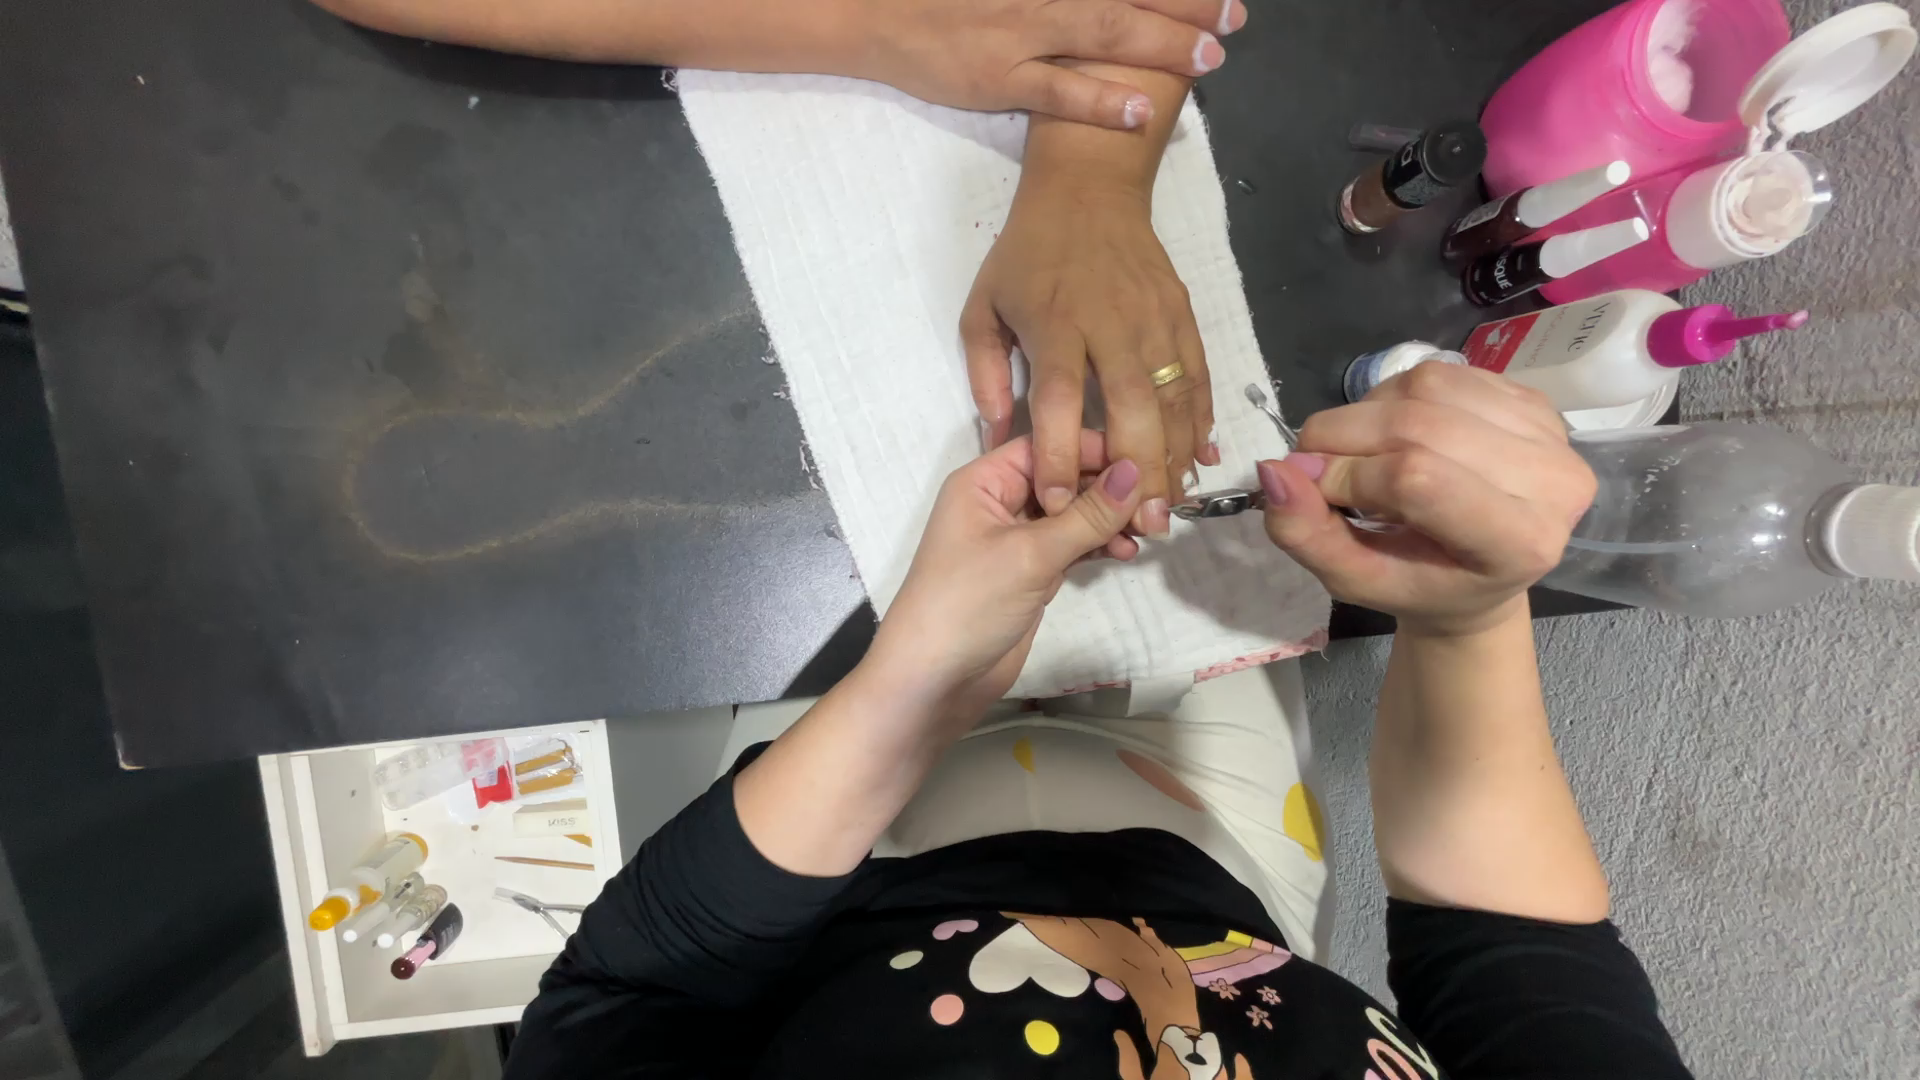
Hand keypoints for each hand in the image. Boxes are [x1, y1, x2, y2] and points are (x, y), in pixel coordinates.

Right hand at [858, 0, 1243, 129]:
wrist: (878, 10)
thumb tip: (1092, 4)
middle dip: (1188, 1)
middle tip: (1235, 14)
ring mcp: (1022, 30)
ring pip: (1107, 33)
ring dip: (1164, 44)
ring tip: (1211, 58)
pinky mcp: (1000, 76)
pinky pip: (1059, 90)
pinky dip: (1101, 100)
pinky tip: (1139, 110)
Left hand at [865, 432, 1144, 717]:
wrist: (936, 680)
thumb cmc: (969, 603)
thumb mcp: (1030, 554)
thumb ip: (1086, 515)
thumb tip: (1135, 471)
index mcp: (984, 480)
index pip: (1047, 445)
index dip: (1093, 448)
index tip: (1144, 460)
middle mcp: (1000, 501)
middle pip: (1063, 477)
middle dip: (1108, 489)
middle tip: (1156, 504)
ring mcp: (1017, 538)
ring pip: (1073, 513)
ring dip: (1108, 520)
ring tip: (1147, 533)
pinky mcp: (1031, 571)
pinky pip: (1072, 545)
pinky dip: (1098, 546)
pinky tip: (1126, 553)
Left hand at [962, 179, 1214, 538]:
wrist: (1088, 187)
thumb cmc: (1027, 255)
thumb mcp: (983, 307)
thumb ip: (986, 373)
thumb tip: (996, 435)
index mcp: (1053, 325)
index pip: (1057, 400)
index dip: (1057, 456)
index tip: (1058, 506)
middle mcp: (1109, 325)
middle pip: (1131, 407)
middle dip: (1138, 473)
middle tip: (1142, 526)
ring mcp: (1154, 319)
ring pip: (1174, 398)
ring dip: (1176, 458)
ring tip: (1171, 508)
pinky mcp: (1182, 315)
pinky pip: (1198, 377)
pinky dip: (1202, 421)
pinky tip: (1200, 459)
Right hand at [1257, 363, 1596, 636]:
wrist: (1478, 574)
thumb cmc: (1414, 585)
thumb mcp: (1349, 579)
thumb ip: (1305, 533)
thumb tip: (1272, 470)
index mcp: (1517, 543)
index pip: (1416, 478)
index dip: (1344, 474)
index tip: (1308, 490)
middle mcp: (1554, 481)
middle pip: (1419, 425)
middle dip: (1340, 439)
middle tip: (1316, 468)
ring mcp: (1551, 433)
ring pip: (1427, 386)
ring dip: (1365, 412)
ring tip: (1358, 452)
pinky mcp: (1533, 401)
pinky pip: (1442, 373)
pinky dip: (1392, 396)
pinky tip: (1392, 431)